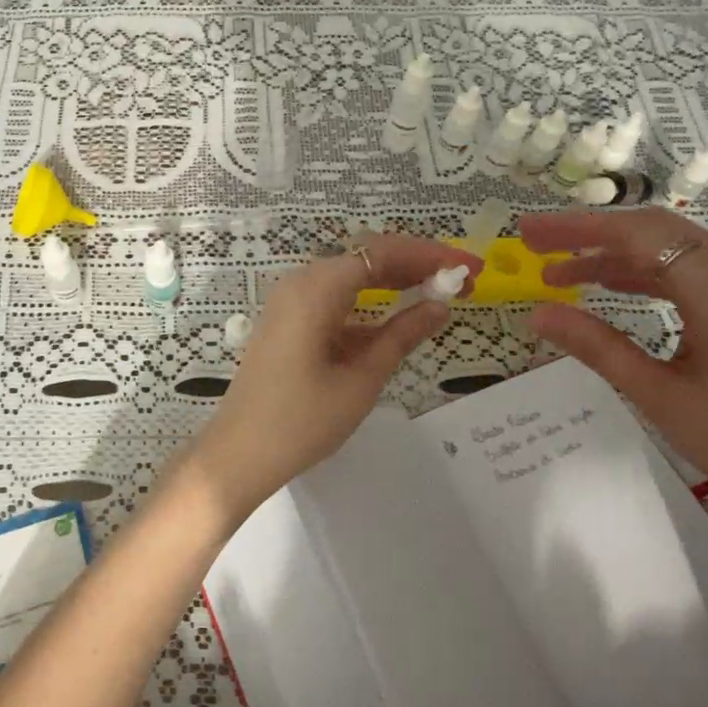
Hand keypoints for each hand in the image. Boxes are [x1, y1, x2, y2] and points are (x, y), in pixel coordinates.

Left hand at [184, 235, 483, 519]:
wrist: (240, 453)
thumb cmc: (302, 421)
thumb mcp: (361, 379)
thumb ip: (402, 336)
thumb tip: (441, 307)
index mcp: (316, 289)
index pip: (381, 252)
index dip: (428, 255)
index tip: (467, 267)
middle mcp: (299, 283)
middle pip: (365, 258)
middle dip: (414, 265)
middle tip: (460, 281)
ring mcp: (289, 303)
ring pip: (350, 278)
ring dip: (392, 283)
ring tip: (437, 297)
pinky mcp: (286, 323)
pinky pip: (333, 301)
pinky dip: (367, 305)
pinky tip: (396, 322)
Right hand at [522, 208, 707, 546]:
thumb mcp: (662, 397)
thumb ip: (598, 348)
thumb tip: (539, 314)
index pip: (640, 234)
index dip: (577, 228)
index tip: (527, 233)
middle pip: (659, 233)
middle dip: (593, 235)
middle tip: (537, 246)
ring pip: (680, 253)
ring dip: (620, 258)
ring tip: (563, 275)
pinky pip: (701, 275)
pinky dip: (653, 276)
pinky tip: (619, 290)